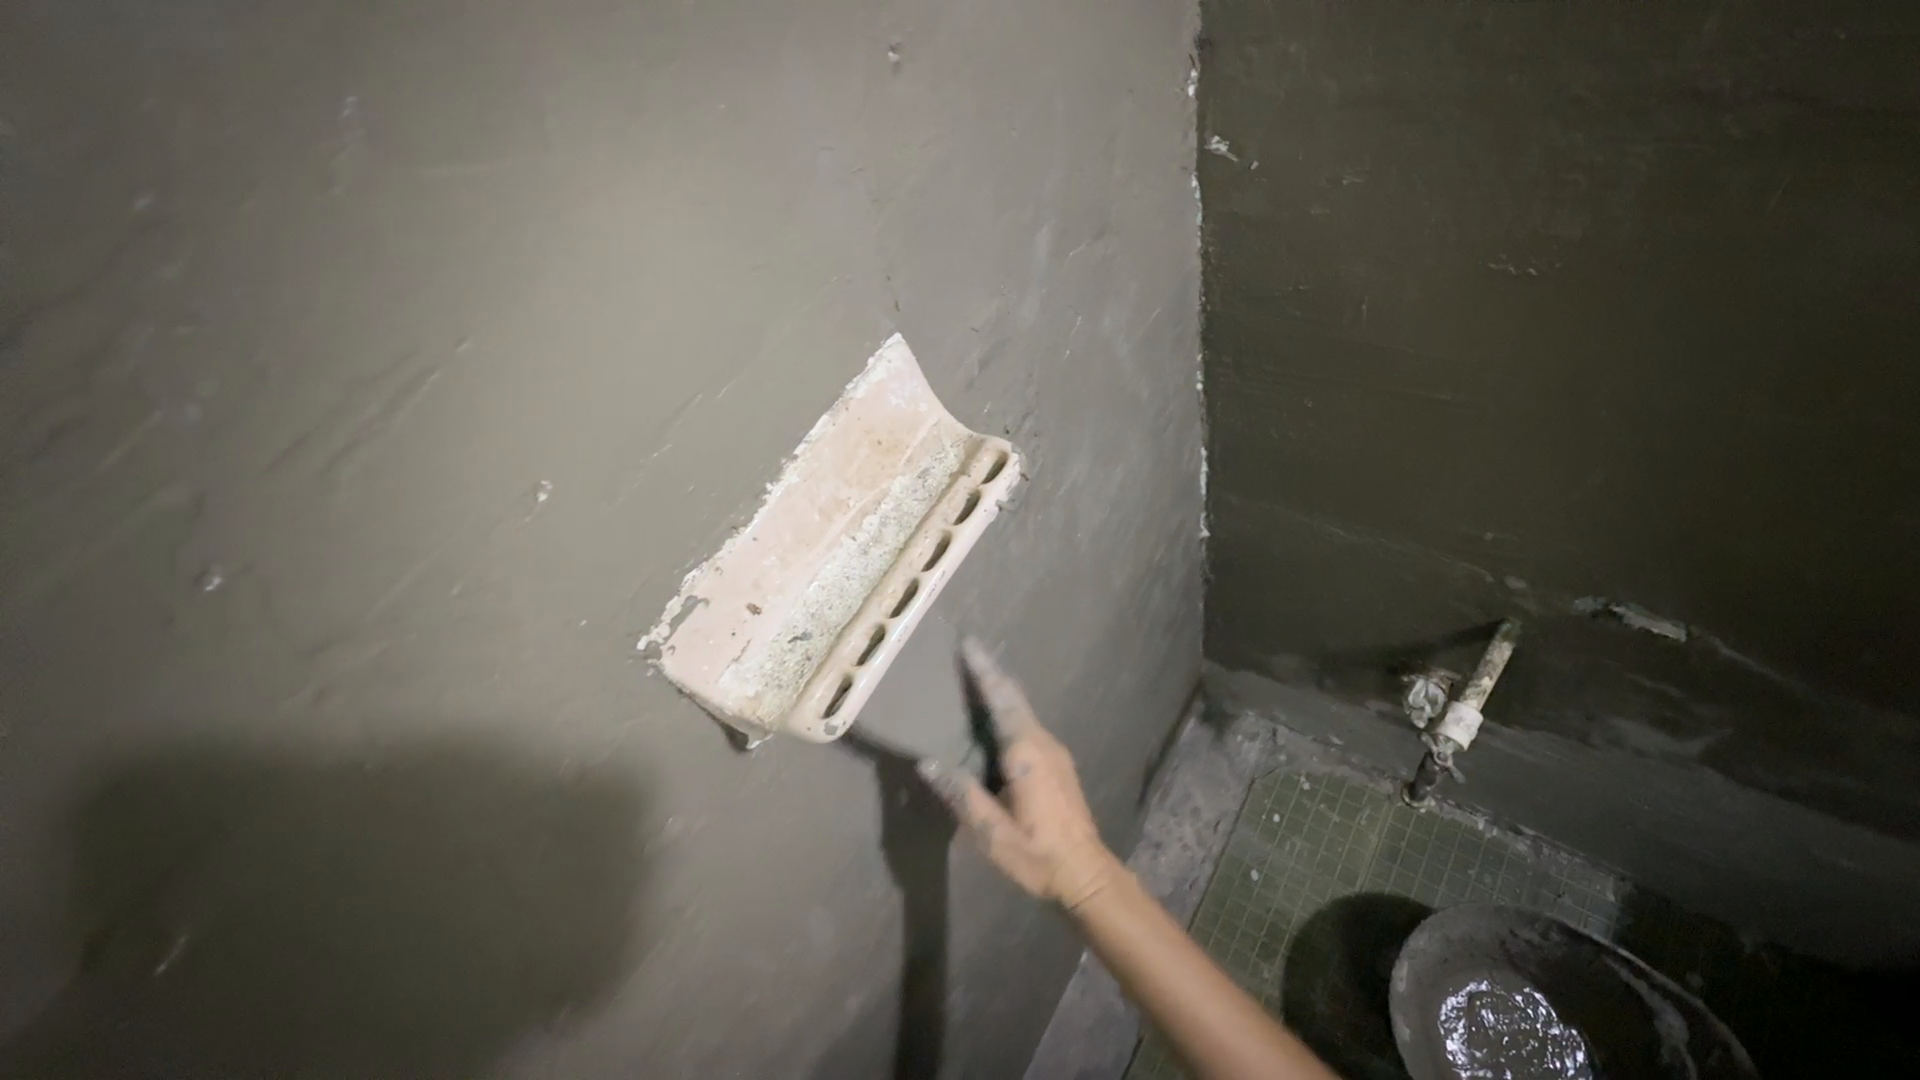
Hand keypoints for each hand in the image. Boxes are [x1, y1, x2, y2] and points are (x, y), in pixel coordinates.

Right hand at [919, 639, 1123, 908]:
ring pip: (1022, 709)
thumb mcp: (992, 834)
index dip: (983, 671)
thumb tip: (927, 763)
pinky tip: (991, 719)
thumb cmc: (1038, 855)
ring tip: (971, 679)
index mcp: (1026, 753)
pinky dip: (1007, 710)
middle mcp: (1043, 742)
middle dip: (990, 673)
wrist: (1087, 874)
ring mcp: (1054, 751)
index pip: (1001, 700)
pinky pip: (1027, 724)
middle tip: (965, 653)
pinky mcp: (1057, 763)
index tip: (968, 643)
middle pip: (1014, 697)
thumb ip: (961, 795)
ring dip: (999, 691)